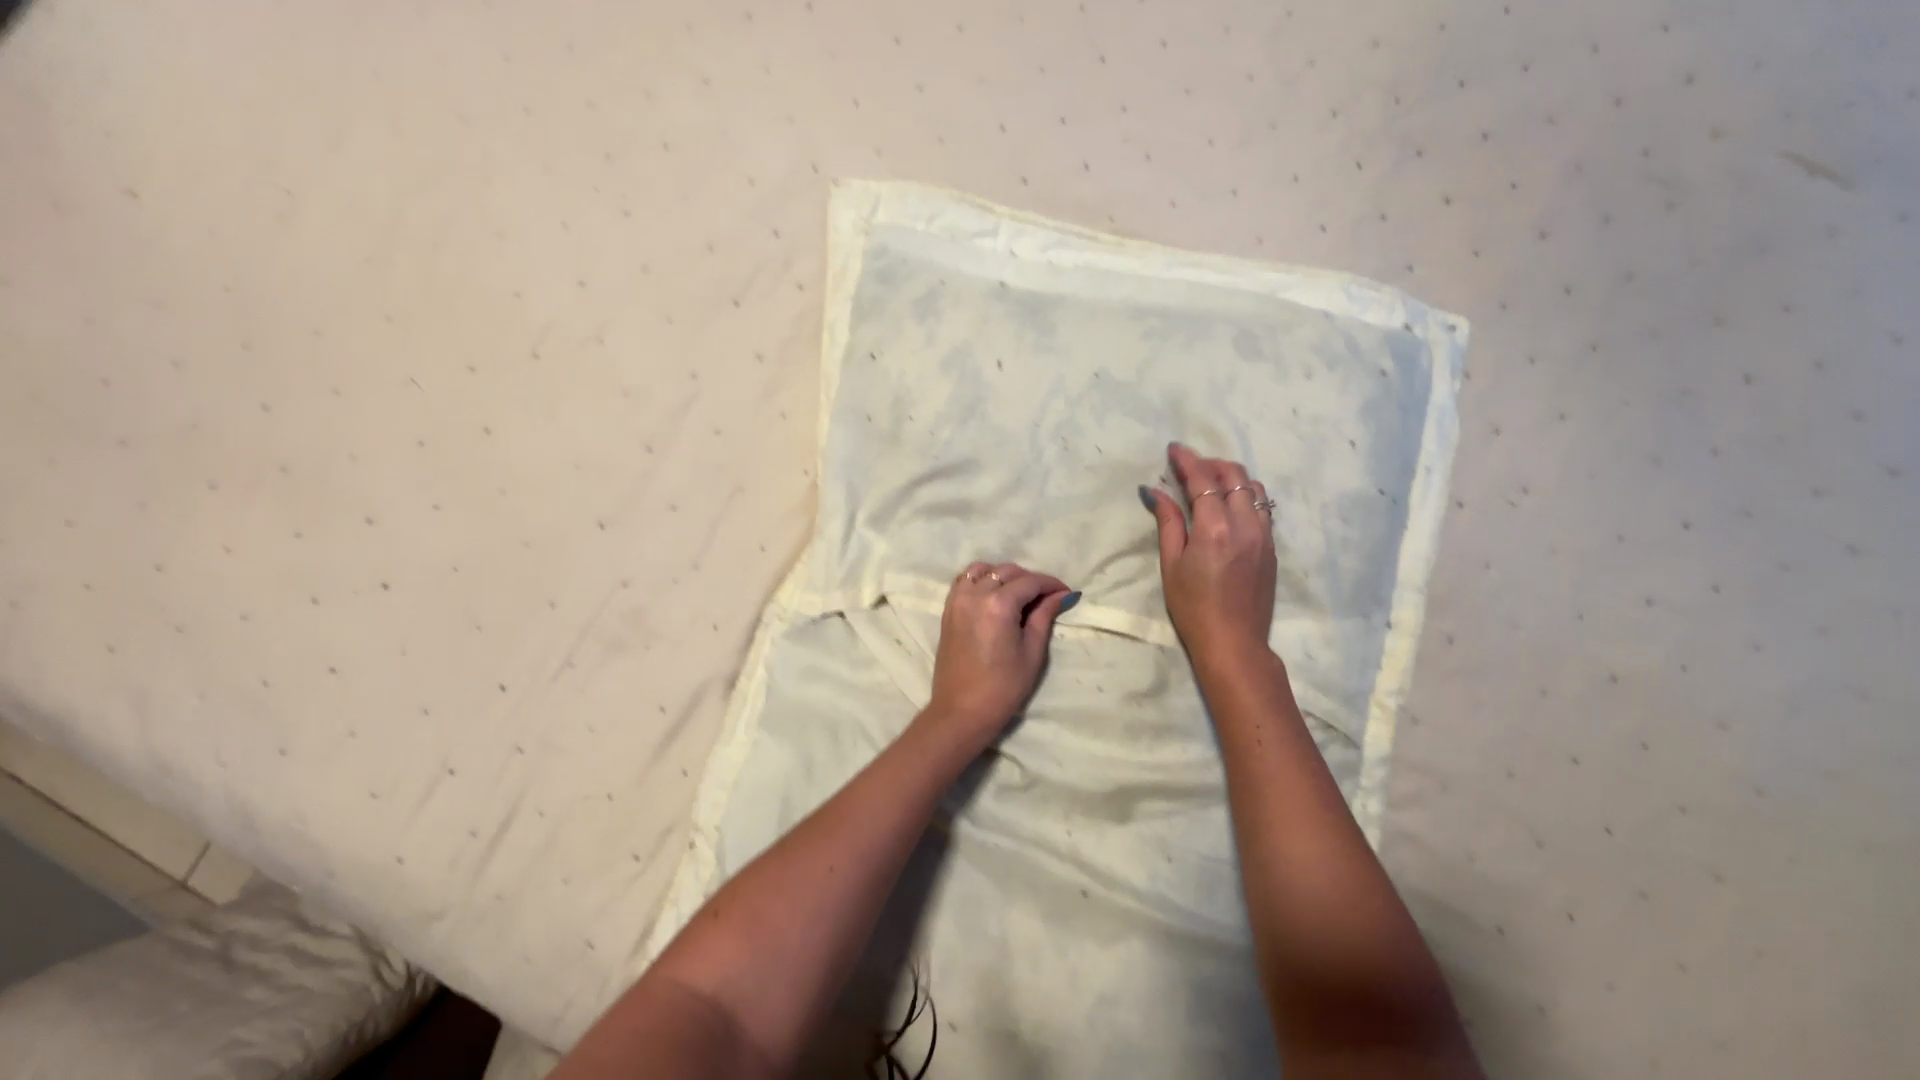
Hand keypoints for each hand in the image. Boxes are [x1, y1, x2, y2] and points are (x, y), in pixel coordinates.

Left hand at [926, 562, 1077, 740]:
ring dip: (1003, 576)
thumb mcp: (1032, 652)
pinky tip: (994, 595)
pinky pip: (964, 581)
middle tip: (1046, 599)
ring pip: (983, 570)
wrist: (962, 710)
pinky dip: (981, 580)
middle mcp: (974, 594)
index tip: (1066, 593)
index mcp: (998, 604)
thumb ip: (1044, 617)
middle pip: (1007, 572)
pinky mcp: (948, 610)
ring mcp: (957, 600)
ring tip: (1019, 595)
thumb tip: (1060, 595)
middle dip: (1030, 580)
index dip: (1051, 585)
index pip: (1030, 581)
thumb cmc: (1003, 687)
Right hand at [1142, 443, 1277, 667]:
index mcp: (1215, 528)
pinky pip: (1262, 507)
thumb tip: (1157, 491)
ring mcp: (1264, 534)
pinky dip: (1245, 495)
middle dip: (1210, 463)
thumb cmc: (1193, 607)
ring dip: (1231, 477)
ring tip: (1210, 481)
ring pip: (1253, 488)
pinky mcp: (1272, 546)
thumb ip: (1168, 523)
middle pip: (1233, 475)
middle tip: (1190, 466)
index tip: (1174, 449)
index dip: (1187, 460)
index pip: (1202, 480)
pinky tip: (1230, 503)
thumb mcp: (1172, 564)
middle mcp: (1245, 524)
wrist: (1234, 641)